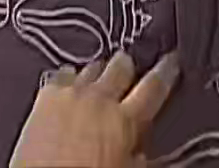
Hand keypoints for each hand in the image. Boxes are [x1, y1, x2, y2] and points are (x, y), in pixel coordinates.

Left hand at [10, 51, 179, 167]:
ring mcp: (71, 90)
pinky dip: (73, 79)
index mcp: (123, 122)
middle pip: (121, 64)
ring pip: (94, 65)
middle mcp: (99, 98)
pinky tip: (72, 91)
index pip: (153, 88)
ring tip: (100, 87)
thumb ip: (137, 157)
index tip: (172, 60)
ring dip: (100, 74)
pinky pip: (66, 72)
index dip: (166, 71)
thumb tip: (142, 150)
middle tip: (129, 75)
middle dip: (128, 67)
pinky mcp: (47, 91)